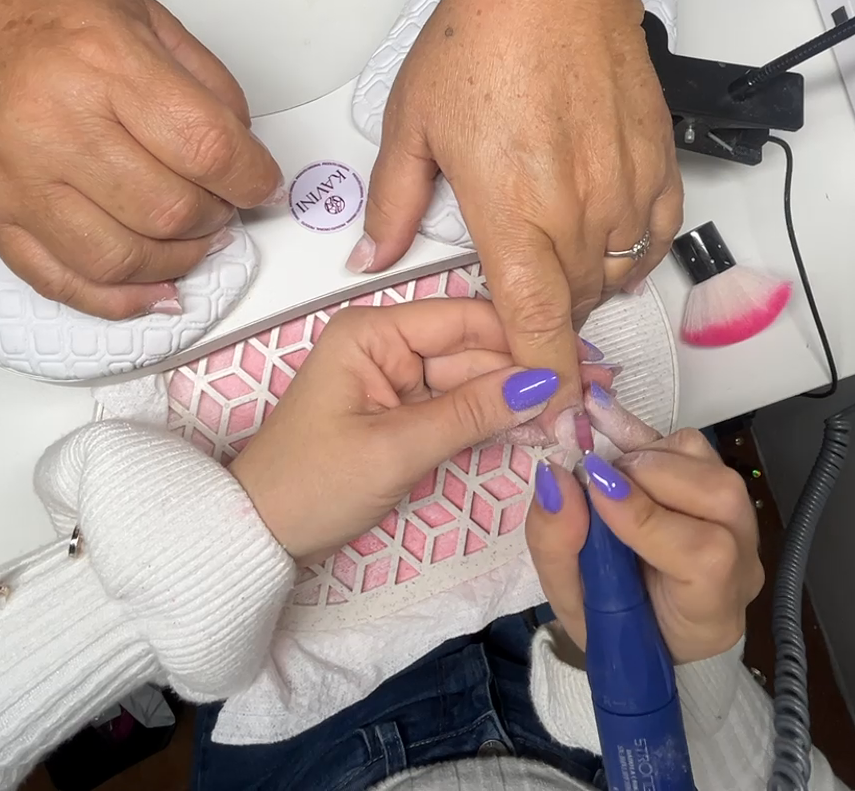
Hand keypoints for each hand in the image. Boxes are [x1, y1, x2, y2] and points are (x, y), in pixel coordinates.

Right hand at [0, 0, 283, 318]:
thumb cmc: (49, 13)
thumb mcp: (149, 19)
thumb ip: (211, 88)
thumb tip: (249, 162)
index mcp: (105, 63)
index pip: (205, 147)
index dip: (253, 179)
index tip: (264, 185)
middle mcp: (53, 124)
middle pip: (169, 209)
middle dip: (217, 217)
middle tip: (221, 203)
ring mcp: (14, 178)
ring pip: (121, 259)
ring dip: (179, 260)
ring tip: (193, 237)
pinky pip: (62, 282)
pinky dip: (121, 300)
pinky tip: (156, 288)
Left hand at [230, 299, 562, 562]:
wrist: (260, 534)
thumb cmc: (313, 485)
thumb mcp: (394, 448)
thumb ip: (470, 413)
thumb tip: (544, 384)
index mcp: (374, 331)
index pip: (464, 320)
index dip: (523, 341)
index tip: (579, 365)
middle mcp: (389, 342)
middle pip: (475, 349)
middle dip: (529, 374)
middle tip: (594, 395)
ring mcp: (399, 375)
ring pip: (474, 377)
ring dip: (520, 396)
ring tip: (581, 409)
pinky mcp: (405, 407)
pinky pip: (459, 403)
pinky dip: (495, 415)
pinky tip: (540, 420)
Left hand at [357, 0, 682, 412]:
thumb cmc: (480, 41)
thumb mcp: (411, 124)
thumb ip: (392, 205)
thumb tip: (370, 261)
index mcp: (511, 210)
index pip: (534, 323)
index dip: (545, 380)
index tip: (551, 415)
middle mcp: (576, 211)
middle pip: (568, 309)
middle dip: (542, 324)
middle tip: (518, 302)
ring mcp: (624, 190)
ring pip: (608, 280)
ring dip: (577, 288)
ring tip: (548, 256)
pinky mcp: (656, 166)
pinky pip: (652, 241)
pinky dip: (626, 257)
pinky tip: (600, 241)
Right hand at [527, 427, 763, 663]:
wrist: (646, 622)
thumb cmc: (610, 620)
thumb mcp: (565, 597)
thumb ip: (556, 542)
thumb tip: (555, 477)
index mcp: (708, 612)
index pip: (704, 557)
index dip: (648, 517)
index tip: (594, 488)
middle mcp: (739, 566)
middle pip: (719, 498)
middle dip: (646, 473)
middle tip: (594, 477)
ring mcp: (740, 526)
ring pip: (712, 469)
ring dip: (651, 457)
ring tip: (610, 474)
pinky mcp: (723, 491)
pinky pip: (699, 451)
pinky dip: (655, 444)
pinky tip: (624, 460)